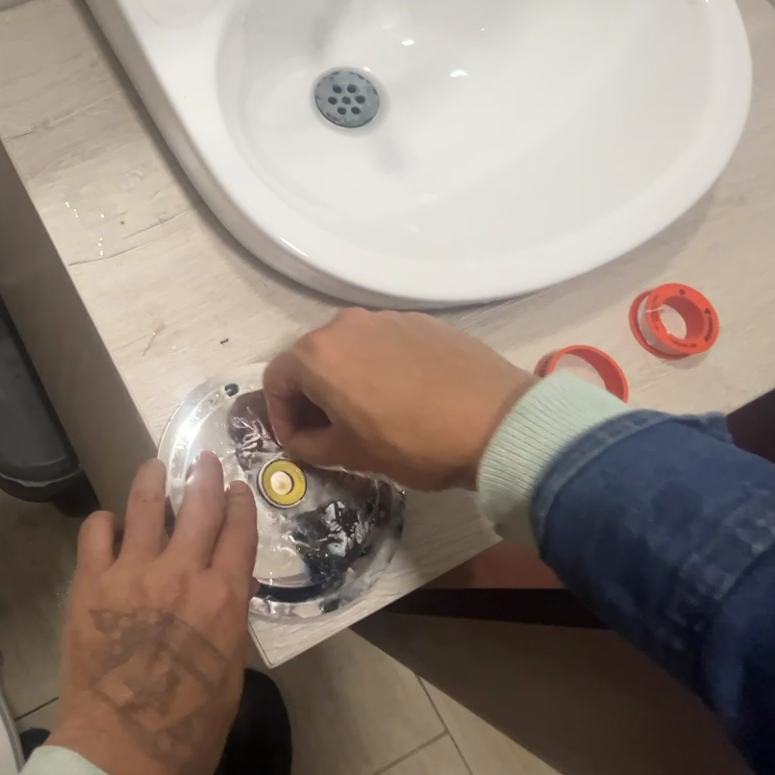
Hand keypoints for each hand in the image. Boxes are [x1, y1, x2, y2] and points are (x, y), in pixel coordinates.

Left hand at [46, 454, 257, 774]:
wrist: (123, 752)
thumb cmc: (188, 729)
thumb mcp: (230, 671)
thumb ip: (224, 619)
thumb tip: (216, 589)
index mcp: (224, 598)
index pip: (239, 533)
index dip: (240, 504)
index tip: (237, 486)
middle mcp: (183, 573)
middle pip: (199, 507)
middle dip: (204, 478)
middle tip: (203, 460)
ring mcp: (133, 572)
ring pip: (146, 505)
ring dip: (153, 481)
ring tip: (154, 468)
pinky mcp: (92, 581)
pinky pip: (96, 531)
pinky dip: (104, 522)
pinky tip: (109, 524)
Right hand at [262, 308, 535, 489]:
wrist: (498, 423)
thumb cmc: (411, 441)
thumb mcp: (349, 455)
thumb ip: (308, 445)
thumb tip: (299, 439)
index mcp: (316, 355)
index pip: (275, 379)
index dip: (279, 414)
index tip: (296, 440)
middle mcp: (344, 326)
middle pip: (310, 359)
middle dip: (310, 394)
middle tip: (328, 428)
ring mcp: (385, 319)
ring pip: (348, 349)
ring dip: (346, 378)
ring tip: (369, 410)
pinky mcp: (422, 321)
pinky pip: (384, 343)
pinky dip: (380, 366)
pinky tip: (404, 394)